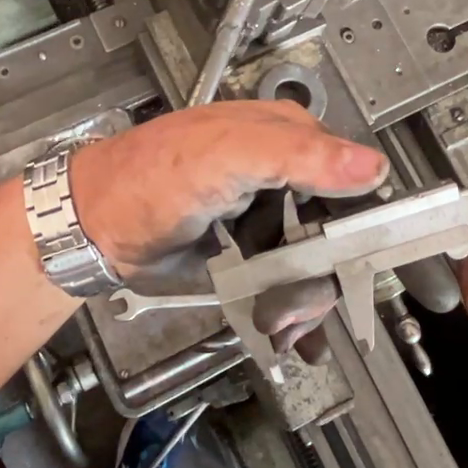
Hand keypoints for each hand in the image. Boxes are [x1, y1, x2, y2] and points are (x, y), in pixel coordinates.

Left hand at [69, 100, 388, 357]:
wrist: (95, 226)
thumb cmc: (152, 177)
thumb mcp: (225, 154)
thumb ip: (298, 155)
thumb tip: (370, 164)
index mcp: (284, 137)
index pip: (352, 173)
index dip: (368, 218)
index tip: (372, 262)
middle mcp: (280, 174)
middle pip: (337, 228)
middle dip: (328, 275)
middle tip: (299, 306)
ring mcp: (263, 215)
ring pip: (315, 262)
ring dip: (307, 300)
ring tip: (281, 323)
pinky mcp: (246, 250)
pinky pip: (285, 281)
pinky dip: (290, 309)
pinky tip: (285, 331)